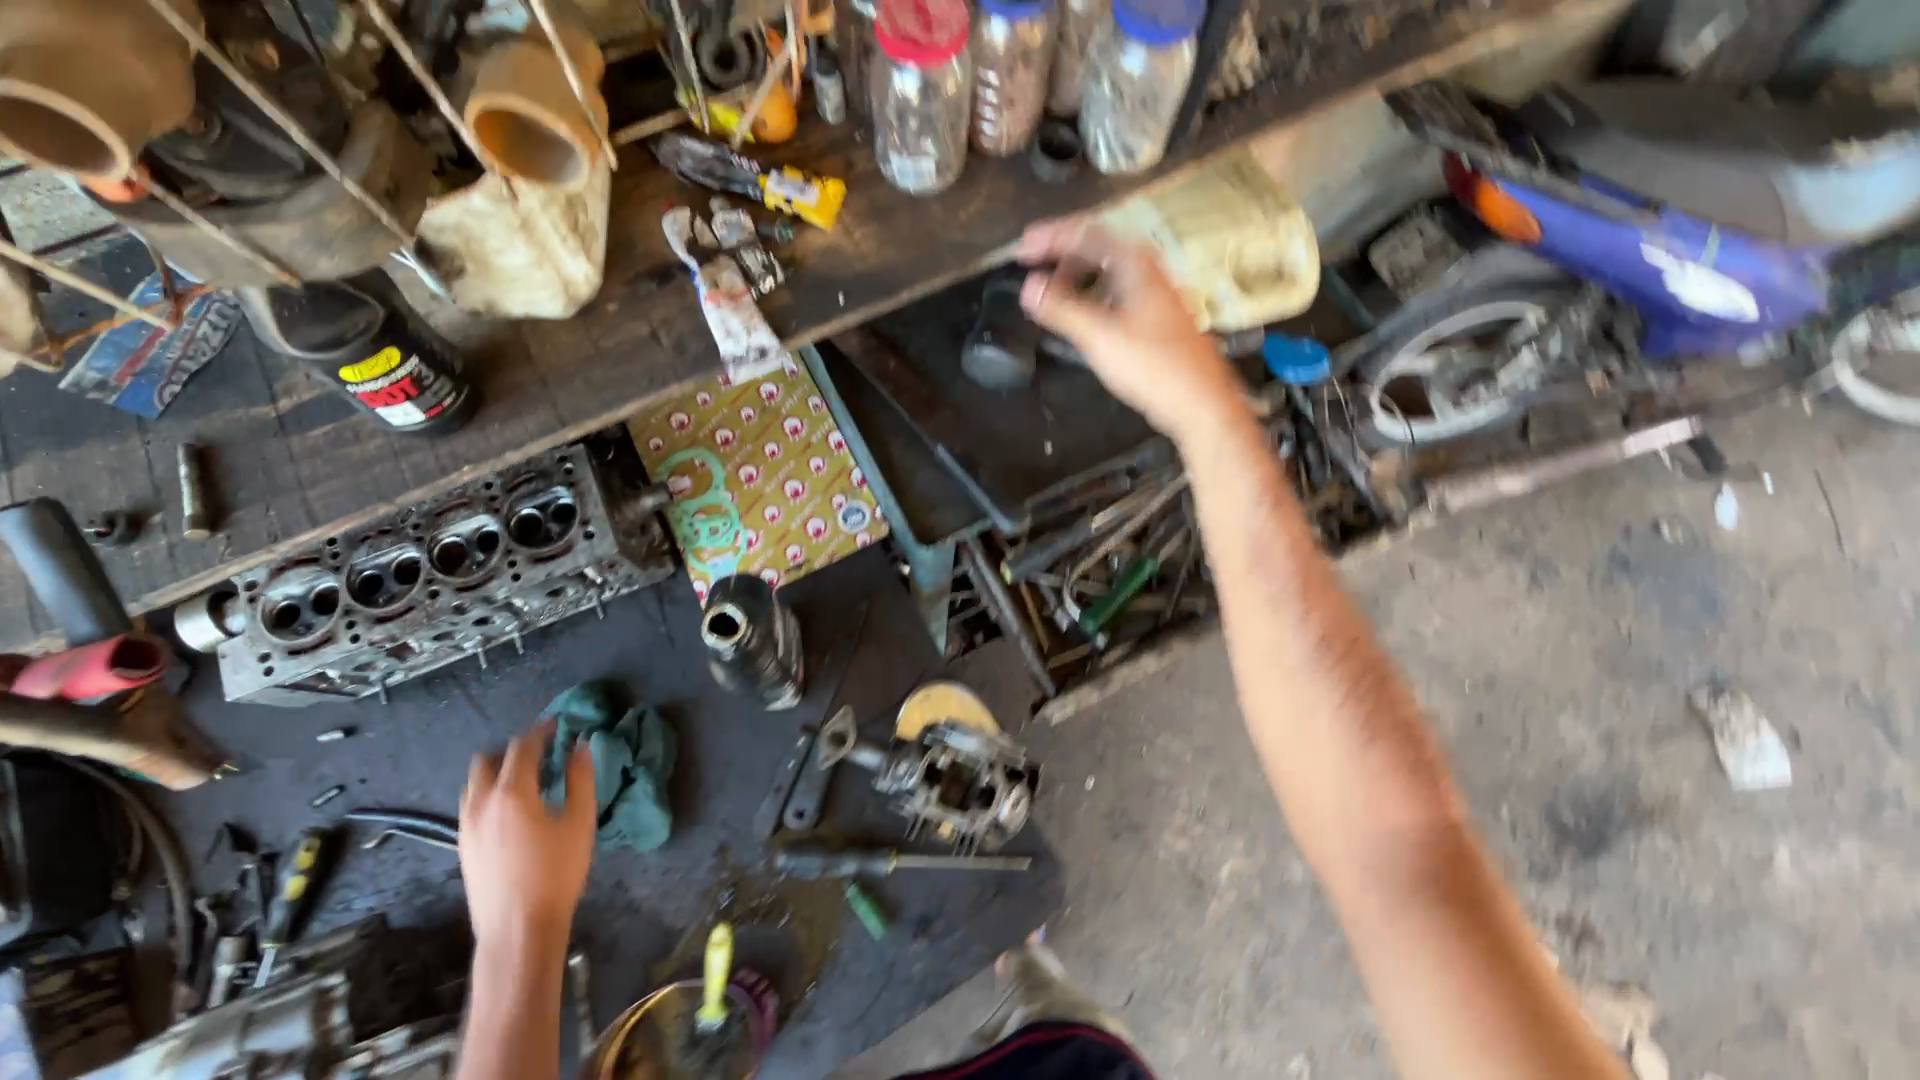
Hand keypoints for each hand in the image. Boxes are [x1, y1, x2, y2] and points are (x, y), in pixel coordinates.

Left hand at [459, 720, 595, 945]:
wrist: (518, 929)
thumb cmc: (557, 874)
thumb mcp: (580, 823)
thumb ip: (580, 780)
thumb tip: (580, 747)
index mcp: (512, 793)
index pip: (522, 747)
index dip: (541, 732)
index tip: (558, 725)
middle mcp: (481, 803)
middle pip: (488, 759)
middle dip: (514, 749)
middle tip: (541, 753)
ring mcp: (466, 825)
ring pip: (474, 782)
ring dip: (496, 771)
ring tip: (524, 779)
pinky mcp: (462, 845)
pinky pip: (470, 804)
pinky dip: (488, 793)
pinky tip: (510, 810)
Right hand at [1016, 218, 1247, 443]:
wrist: (1202, 403)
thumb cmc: (1153, 368)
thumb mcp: (1100, 337)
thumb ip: (1061, 309)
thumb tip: (1028, 287)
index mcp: (1135, 264)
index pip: (1085, 233)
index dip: (1050, 237)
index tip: (1020, 247)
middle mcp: (1148, 270)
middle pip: (1098, 246)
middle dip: (1062, 252)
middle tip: (1031, 261)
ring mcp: (1155, 292)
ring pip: (1108, 270)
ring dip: (1076, 273)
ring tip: (1050, 288)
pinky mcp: (1156, 315)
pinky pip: (1116, 289)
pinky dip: (1092, 292)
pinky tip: (1081, 311)